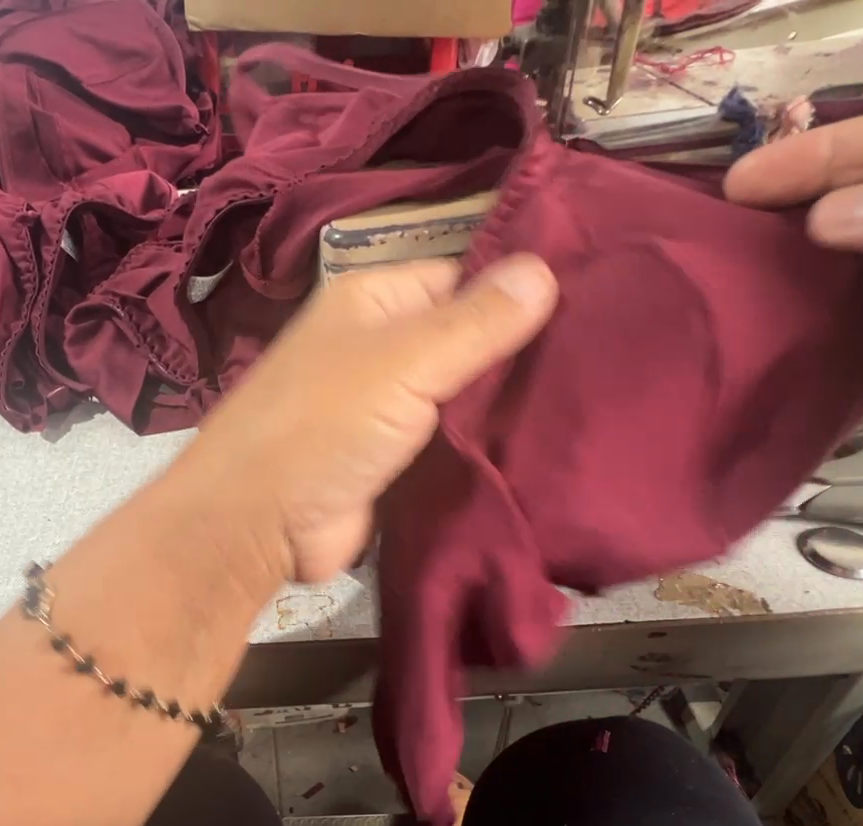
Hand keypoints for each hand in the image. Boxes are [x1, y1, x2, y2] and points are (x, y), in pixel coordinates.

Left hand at [175, 255, 557, 583]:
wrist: (259, 522)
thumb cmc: (322, 425)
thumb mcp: (404, 362)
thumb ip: (474, 322)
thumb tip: (545, 267)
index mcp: (373, 300)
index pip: (462, 277)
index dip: (518, 291)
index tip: (594, 306)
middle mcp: (378, 346)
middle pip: (464, 340)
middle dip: (519, 355)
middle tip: (603, 365)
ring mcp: (384, 407)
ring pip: (460, 396)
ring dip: (504, 408)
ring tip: (589, 405)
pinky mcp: (391, 461)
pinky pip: (448, 444)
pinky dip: (482, 448)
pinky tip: (541, 450)